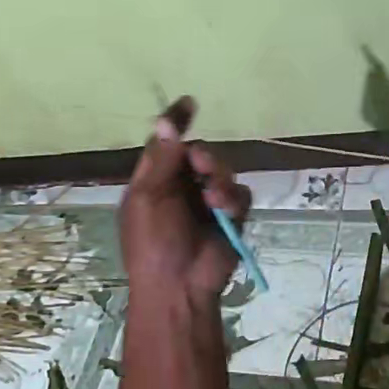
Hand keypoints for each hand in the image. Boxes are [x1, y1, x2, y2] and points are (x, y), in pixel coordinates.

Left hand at [120, 97, 253, 303]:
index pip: (166, 143)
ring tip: (215, 201)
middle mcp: (181, 187)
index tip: (189, 103)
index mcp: (154, 181)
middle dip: (205, 158)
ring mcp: (207, 202)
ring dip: (220, 181)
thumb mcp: (148, 199)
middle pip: (200, 154)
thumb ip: (161, 160)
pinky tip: (225, 212)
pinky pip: (240, 195)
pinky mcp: (231, 217)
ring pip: (223, 172)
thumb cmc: (153, 244)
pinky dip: (234, 200)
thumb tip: (166, 123)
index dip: (176, 123)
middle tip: (202, 166)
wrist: (179, 285)